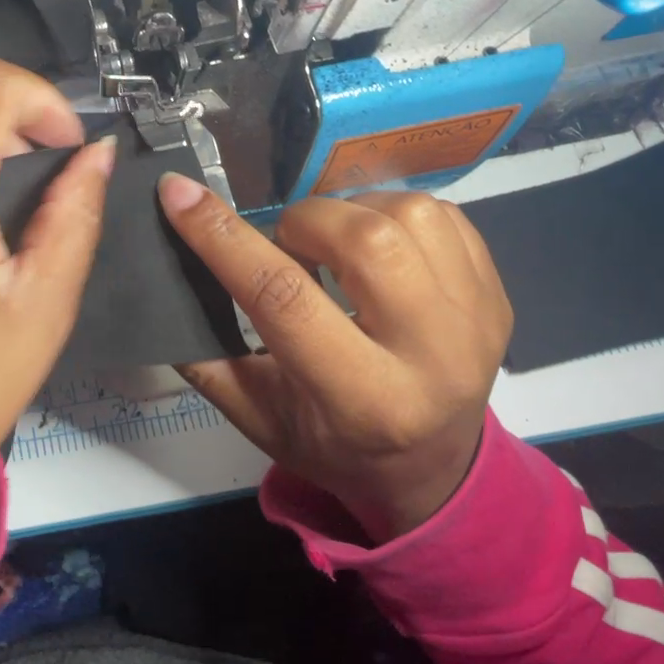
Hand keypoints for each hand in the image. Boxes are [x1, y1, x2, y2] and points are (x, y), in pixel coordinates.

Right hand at [158, 178, 511, 543]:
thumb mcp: (254, 417)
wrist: (432, 469)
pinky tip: (376, 245)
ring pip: (410, 214)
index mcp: (361, 398)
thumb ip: (205, 355)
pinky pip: (443, 214)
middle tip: (286, 245)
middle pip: (365, 242)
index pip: (283, 297)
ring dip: (352, 211)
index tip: (179, 193)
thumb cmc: (330, 445)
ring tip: (333, 244)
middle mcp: (431, 357)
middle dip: (304, 222)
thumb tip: (166, 266)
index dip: (222, 237)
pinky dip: (393, 212)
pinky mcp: (497, 296)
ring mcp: (477, 322)